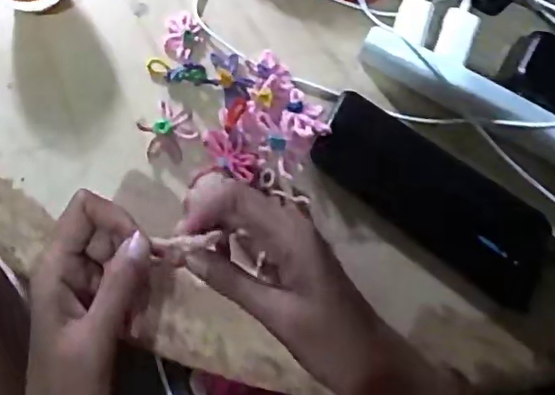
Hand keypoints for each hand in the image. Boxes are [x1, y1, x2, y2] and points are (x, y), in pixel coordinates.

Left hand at [25, 189, 152, 394]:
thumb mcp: (94, 338)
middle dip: (131, 253)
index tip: (141, 244)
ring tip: (139, 314)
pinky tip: (136, 323)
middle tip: (145, 290)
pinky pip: (119, 278)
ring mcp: (79, 281)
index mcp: (54, 264)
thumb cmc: (67, 385)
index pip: (84, 207)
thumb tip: (142, 237)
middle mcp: (65, 264)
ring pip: (116, 253)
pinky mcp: (92, 300)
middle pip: (104, 228)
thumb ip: (118, 286)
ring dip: (135, 277)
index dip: (114, 215)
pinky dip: (134, 294)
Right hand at [176, 176, 459, 394]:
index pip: (233, 195)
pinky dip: (230, 233)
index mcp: (287, 230)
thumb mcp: (274, 314)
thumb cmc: (327, 340)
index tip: (180, 237)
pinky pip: (252, 223)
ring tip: (195, 249)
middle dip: (204, 210)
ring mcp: (291, 228)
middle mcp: (288, 218)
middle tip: (184, 242)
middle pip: (235, 193)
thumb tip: (186, 254)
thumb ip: (229, 280)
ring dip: (215, 221)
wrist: (374, 362)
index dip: (201, 208)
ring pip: (241, 206)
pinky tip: (219, 255)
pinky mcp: (290, 242)